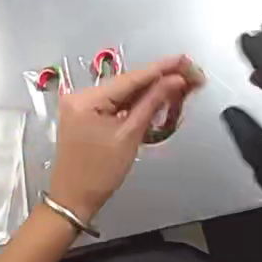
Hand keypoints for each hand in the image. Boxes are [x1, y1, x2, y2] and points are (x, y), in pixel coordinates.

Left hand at [47, 56, 196, 224]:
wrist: (72, 200)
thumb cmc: (99, 174)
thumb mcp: (129, 136)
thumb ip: (151, 104)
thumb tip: (174, 80)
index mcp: (86, 99)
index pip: (131, 78)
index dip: (161, 69)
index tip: (185, 61)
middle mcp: (80, 96)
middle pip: (127, 83)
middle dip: (158, 80)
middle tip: (188, 76)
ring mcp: (81, 106)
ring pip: (122, 93)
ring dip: (149, 92)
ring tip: (179, 87)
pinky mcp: (85, 116)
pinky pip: (114, 104)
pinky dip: (134, 104)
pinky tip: (156, 100)